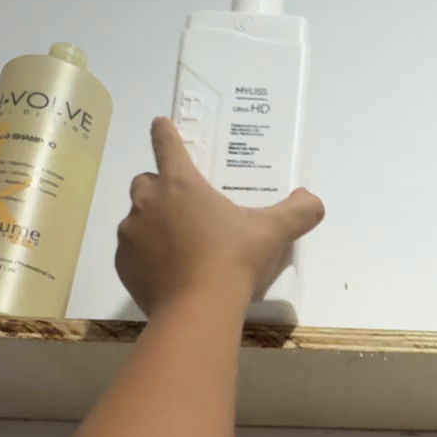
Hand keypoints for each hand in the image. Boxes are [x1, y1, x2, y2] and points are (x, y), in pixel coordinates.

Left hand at [116, 118, 324, 315]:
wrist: (198, 310)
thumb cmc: (233, 260)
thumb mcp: (272, 233)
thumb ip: (297, 212)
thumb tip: (313, 201)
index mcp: (181, 184)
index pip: (166, 144)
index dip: (165, 133)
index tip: (162, 126)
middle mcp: (148, 202)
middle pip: (146, 182)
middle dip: (160, 189)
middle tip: (185, 209)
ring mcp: (131, 234)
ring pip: (136, 218)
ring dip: (153, 225)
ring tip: (179, 247)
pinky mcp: (123, 264)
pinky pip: (132, 252)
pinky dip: (146, 257)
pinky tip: (169, 273)